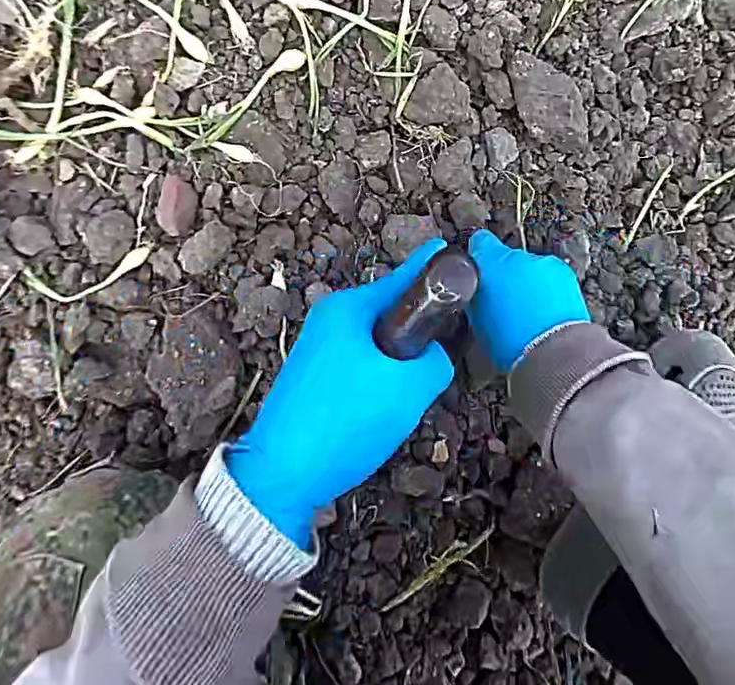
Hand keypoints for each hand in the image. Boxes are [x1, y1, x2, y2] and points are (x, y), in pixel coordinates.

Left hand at [227, 239, 453, 548]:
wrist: (280, 480)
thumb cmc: (343, 423)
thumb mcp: (410, 389)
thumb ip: (438, 360)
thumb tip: (434, 356)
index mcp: (348, 308)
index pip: (405, 276)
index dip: (436, 268)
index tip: (454, 254)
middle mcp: (330, 319)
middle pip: (395, 311)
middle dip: (420, 331)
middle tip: (443, 351)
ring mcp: (320, 348)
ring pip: (381, 342)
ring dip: (401, 361)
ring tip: (412, 390)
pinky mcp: (316, 376)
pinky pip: (363, 363)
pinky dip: (382, 377)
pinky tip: (387, 406)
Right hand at [467, 229, 590, 371]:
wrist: (553, 352)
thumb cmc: (513, 344)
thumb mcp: (480, 321)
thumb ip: (478, 296)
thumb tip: (479, 290)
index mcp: (490, 265)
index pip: (481, 242)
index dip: (481, 253)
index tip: (482, 263)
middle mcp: (517, 258)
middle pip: (508, 258)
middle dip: (507, 275)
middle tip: (507, 302)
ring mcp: (543, 264)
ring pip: (531, 267)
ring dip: (529, 282)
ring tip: (530, 312)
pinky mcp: (564, 273)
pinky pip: (551, 276)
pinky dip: (549, 289)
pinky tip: (546, 311)